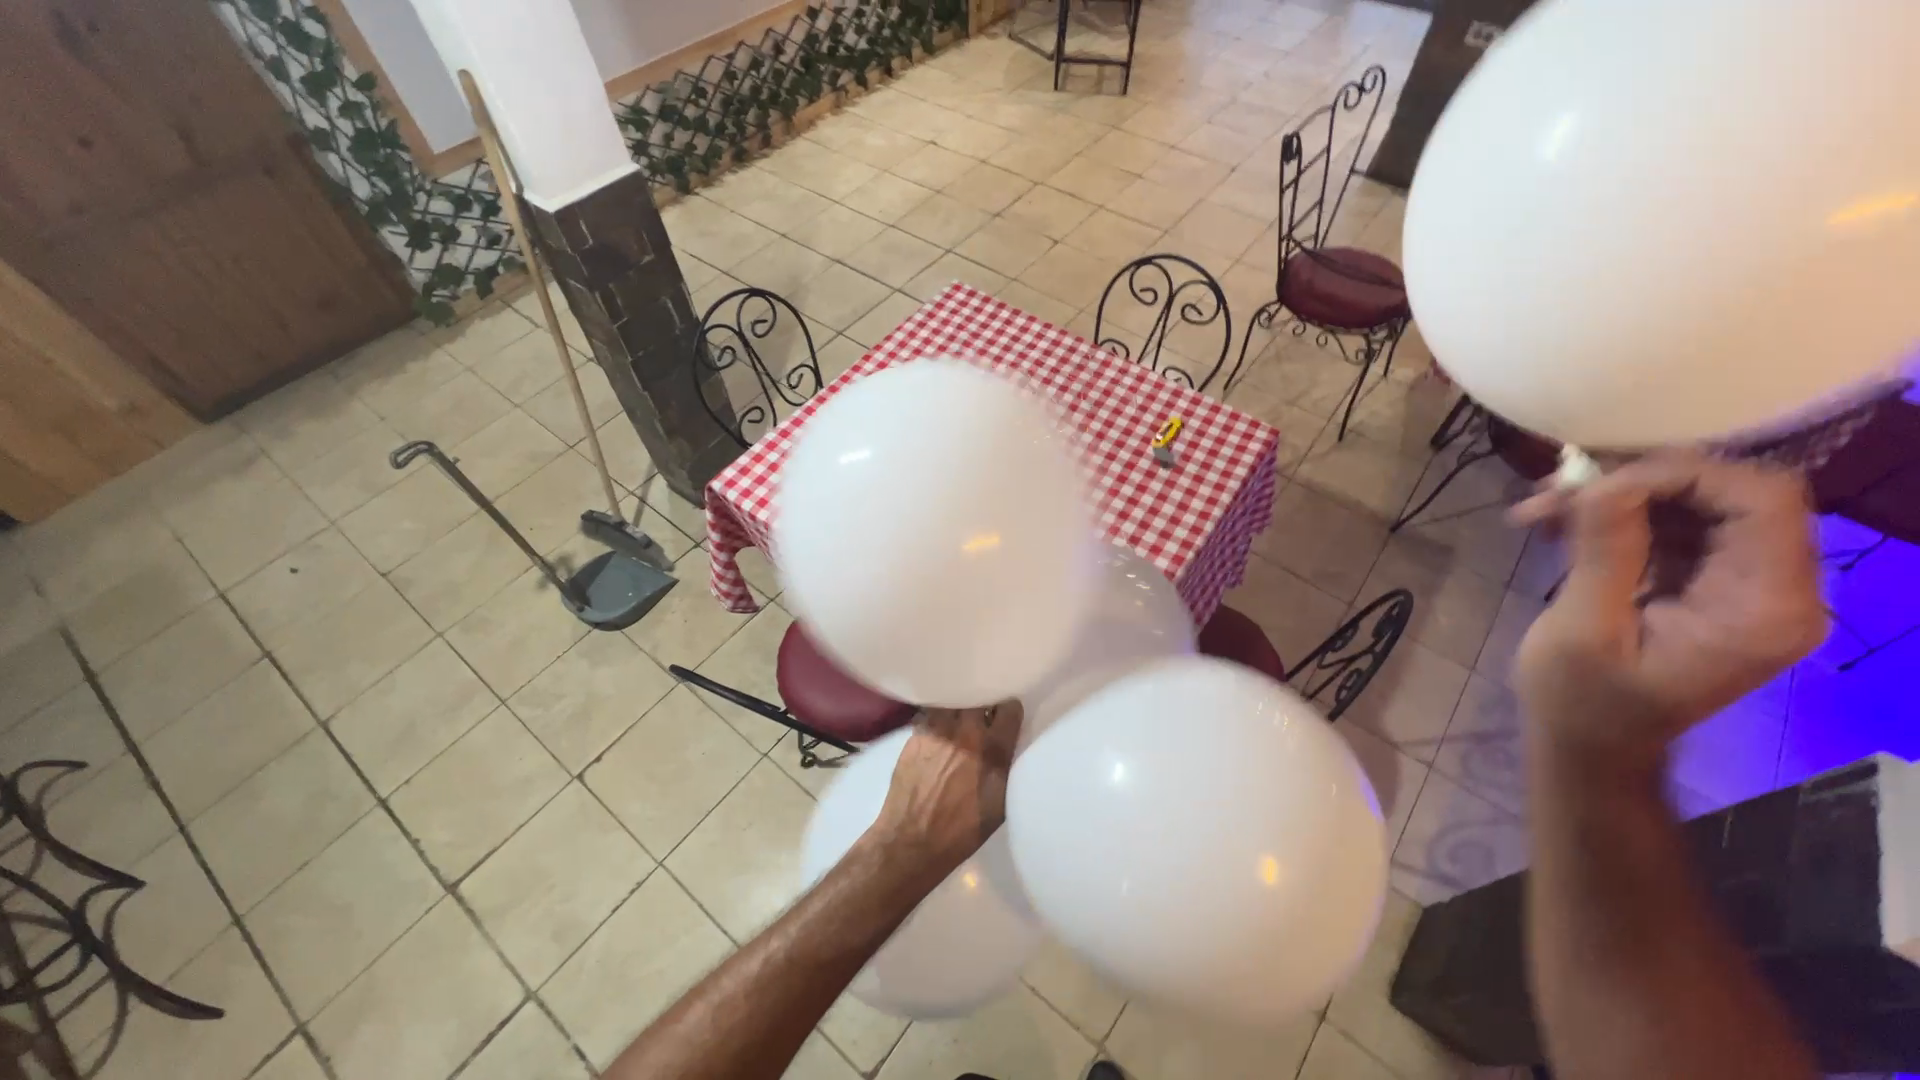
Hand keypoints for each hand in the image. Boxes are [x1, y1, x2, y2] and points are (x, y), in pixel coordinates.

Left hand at [868, 701, 1022, 877]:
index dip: (1008, 712)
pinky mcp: (914, 736)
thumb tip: (1006, 747)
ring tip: (956, 723)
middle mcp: (966, 733)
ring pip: (951, 704)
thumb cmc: (962, 830)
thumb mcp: (999, 803)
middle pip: (978, 699)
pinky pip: (929, 716)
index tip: (1006, 718)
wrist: (912, 840)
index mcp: (993, 750)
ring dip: (956, 711)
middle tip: (981, 720)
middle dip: (982, 707)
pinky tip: (936, 735)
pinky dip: (935, 721)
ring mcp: (937, 732)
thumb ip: (1005, 767)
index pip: (1008, 709)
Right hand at [1509, 453, 1826, 754]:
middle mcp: (1774, 589)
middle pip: (1731, 492)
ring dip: (1616, 495)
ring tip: (1541, 508)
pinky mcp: (1706, 582)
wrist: (1588, 746)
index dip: (1682, 474)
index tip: (1596, 485)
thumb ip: (1605, 552)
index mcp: (1763, 607)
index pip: (1761, 500)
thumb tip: (1605, 479)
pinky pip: (1672, 524)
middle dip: (1640, 480)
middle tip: (1559, 488)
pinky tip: (1555, 523)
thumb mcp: (1582, 631)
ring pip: (1694, 501)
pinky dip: (1614, 515)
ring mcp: (1742, 584)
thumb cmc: (1581, 703)